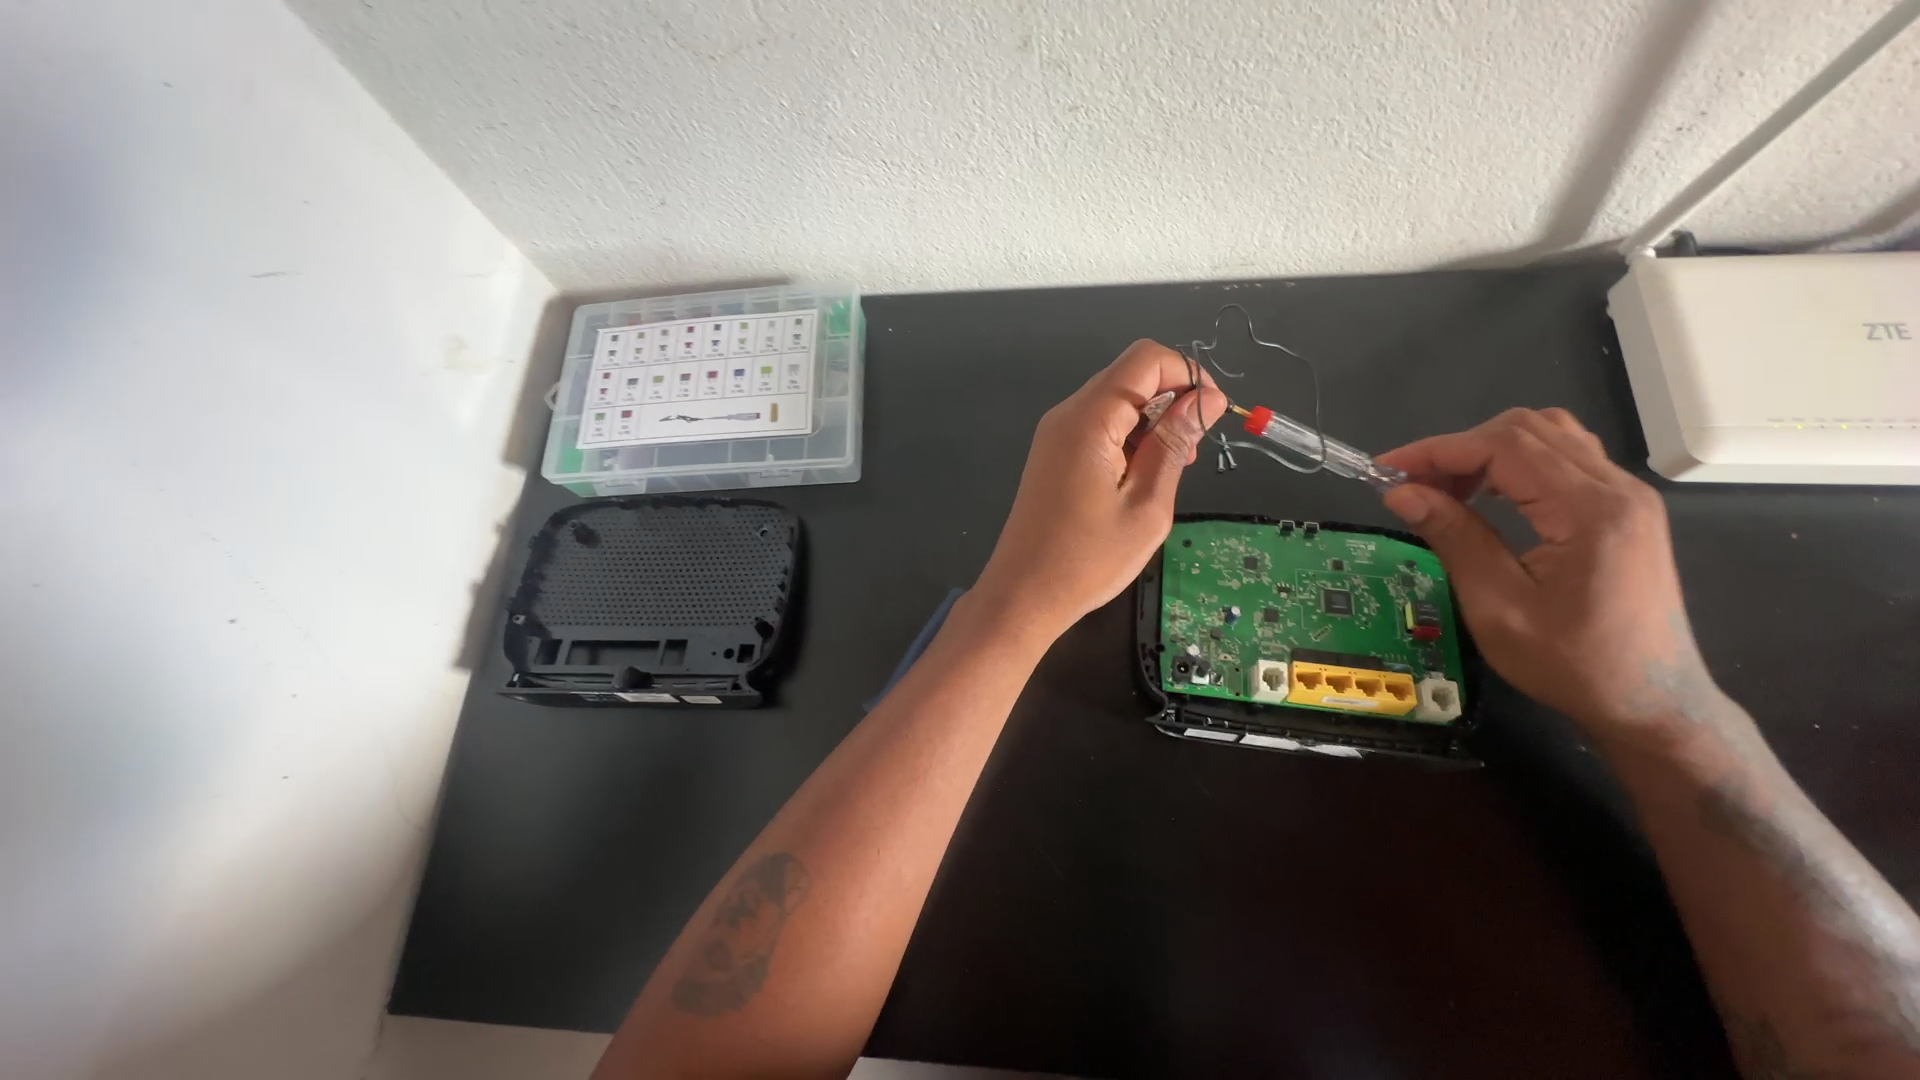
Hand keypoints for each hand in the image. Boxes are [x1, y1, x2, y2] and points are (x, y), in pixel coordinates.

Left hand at [973, 340, 1226, 641]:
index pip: (1146, 358)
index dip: (1188, 374)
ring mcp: (1055, 434)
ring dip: (1152, 422)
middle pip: (1130, 375)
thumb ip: (1174, 444)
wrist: (1024, 594)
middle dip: (1172, 400)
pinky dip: (1128, 438)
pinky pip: (1098, 425)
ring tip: (1170, 471)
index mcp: (1089, 418)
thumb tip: (1207, 398)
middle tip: (1191, 453)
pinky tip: (1141, 478)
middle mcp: (1067, 414)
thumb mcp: (1147, 504)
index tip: (1212, 414)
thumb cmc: (1089, 559)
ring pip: (1116, 401)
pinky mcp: (1052, 454)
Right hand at [1376, 408, 1720, 733]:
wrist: (1650, 703)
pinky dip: (1516, 465)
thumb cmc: (1570, 663)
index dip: (1436, 451)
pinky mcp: (1624, 511)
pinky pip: (1565, 460)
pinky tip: (1488, 497)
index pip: (1505, 446)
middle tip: (1412, 488)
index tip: (1385, 473)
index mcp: (1589, 511)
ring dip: (1487, 452)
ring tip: (1446, 491)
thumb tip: (1401, 493)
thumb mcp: (1497, 606)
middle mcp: (1617, 489)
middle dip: (1458, 448)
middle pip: (1527, 430)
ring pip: (1548, 436)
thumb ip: (1453, 538)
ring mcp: (1627, 497)